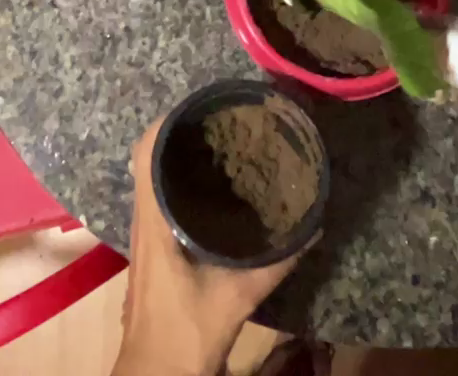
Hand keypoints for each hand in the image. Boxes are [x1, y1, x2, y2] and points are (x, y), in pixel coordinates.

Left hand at [113, 119, 305, 375]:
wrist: (157, 372)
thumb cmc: (186, 330)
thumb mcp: (237, 296)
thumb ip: (275, 262)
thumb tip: (313, 226)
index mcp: (154, 218)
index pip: (147, 151)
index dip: (167, 121)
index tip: (201, 107)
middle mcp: (144, 216)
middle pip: (150, 156)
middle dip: (180, 131)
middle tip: (220, 120)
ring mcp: (145, 231)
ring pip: (154, 175)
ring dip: (179, 154)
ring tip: (220, 141)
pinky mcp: (153, 245)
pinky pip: (161, 196)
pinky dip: (180, 179)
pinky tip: (212, 185)